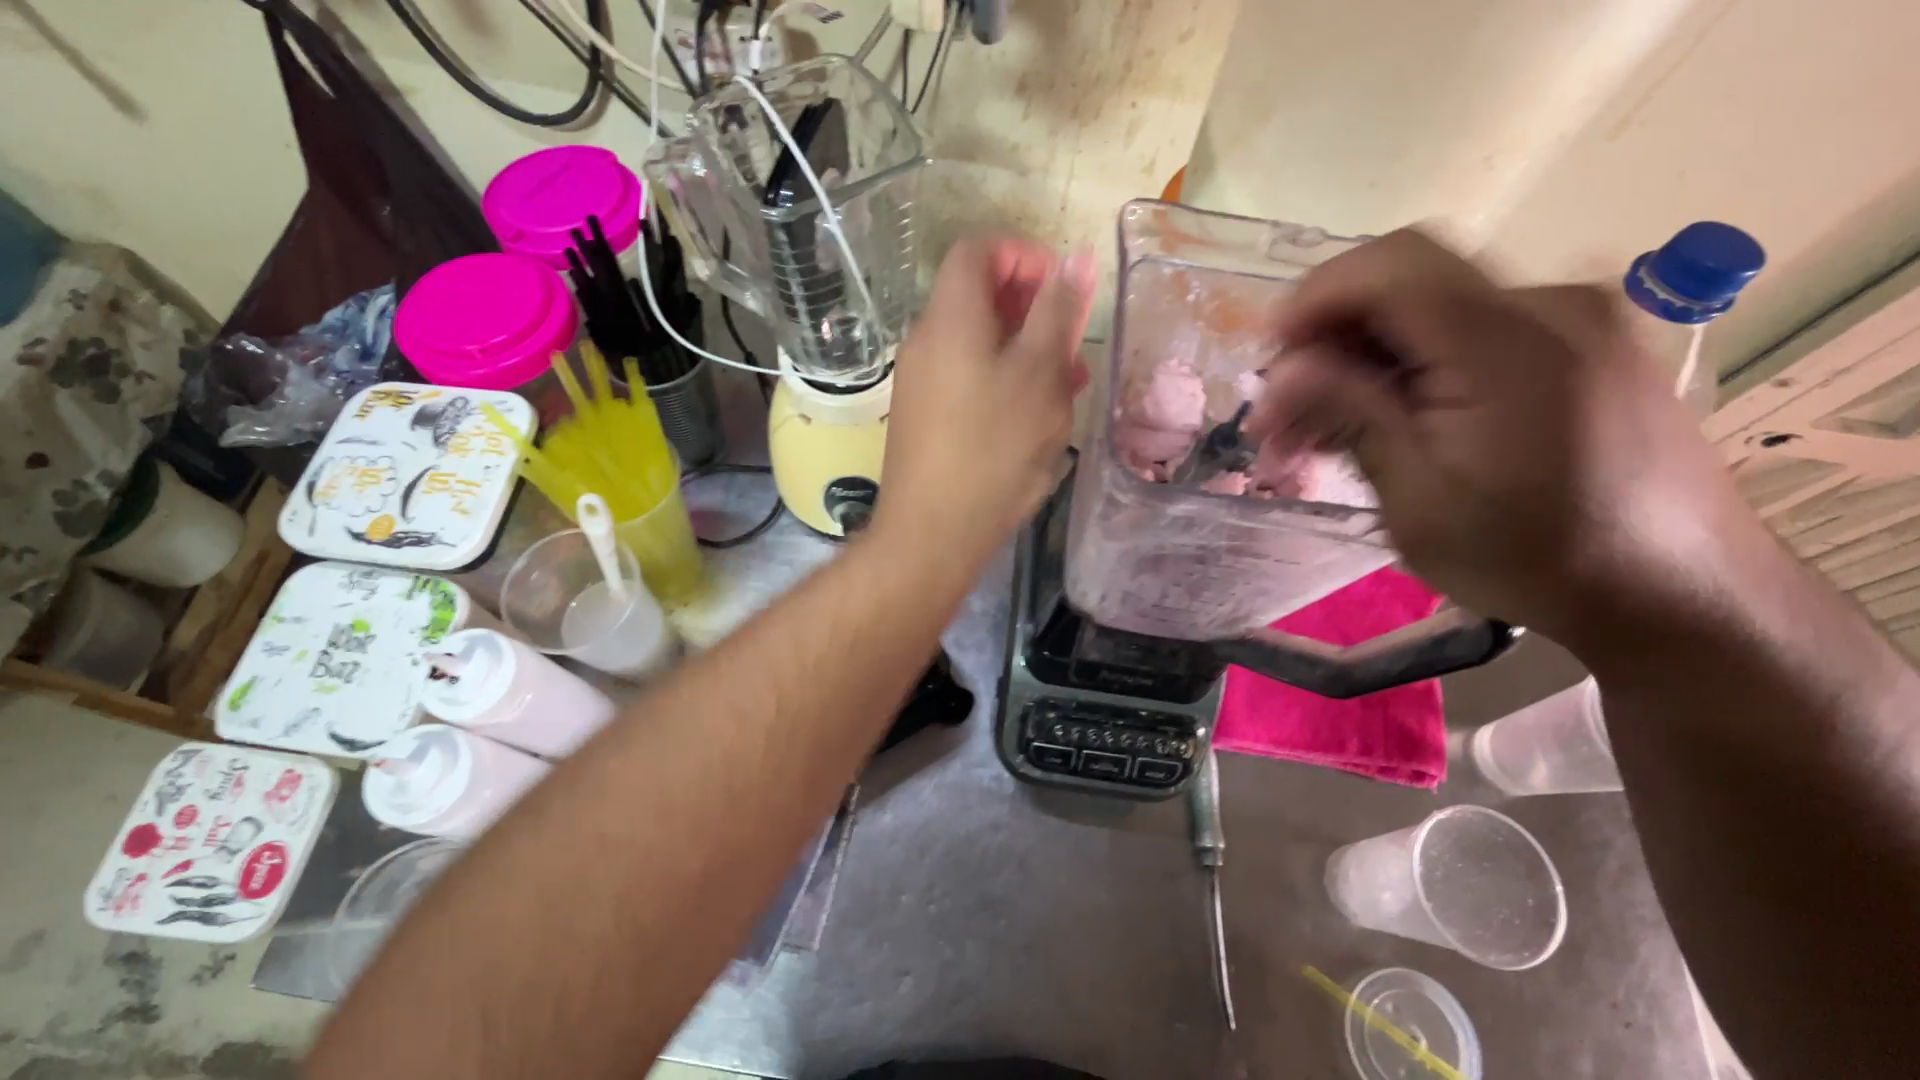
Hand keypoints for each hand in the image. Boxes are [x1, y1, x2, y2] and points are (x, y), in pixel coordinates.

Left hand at [874, 235, 1095, 558]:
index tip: (1064, 285)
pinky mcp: (923, 416)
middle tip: (1073, 339)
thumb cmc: (994, 449)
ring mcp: (920, 380)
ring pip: (978, 341)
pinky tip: (1035, 416)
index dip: (1024, 253)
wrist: (932, 531)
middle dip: (1033, 306)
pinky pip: (967, 376)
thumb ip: (1058, 311)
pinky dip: (1004, 378)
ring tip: (1067, 384)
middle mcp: (926, 339)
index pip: (979, 249)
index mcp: (950, 317)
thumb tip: (1075, 259)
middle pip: (978, 296)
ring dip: (1025, 348)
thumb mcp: (1040, 374)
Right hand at [1246, 228, 1761, 641]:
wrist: (1680, 591)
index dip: (1315, 298)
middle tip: (1287, 410)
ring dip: (1371, 353)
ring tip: (1332, 426)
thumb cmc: (1536, 558)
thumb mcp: (1420, 504)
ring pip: (1439, 305)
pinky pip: (1479, 327)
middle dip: (1332, 334)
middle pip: (1410, 279)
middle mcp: (1550, 305)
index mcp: (1507, 343)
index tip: (1269, 359)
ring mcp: (1578, 320)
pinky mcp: (1587, 343)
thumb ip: (1352, 418)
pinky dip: (1422, 360)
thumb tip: (1283, 371)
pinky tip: (1400, 417)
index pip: (1391, 266)